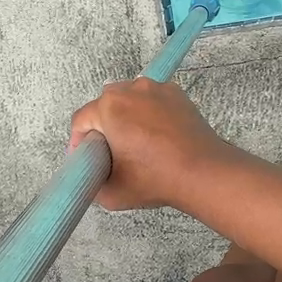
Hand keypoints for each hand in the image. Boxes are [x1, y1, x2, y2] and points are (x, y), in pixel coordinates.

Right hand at [69, 77, 231, 210]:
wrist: (202, 172)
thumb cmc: (157, 178)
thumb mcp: (112, 193)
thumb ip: (91, 183)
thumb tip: (92, 177)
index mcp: (110, 107)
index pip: (81, 119)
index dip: (79, 141)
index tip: (86, 158)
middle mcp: (132, 89)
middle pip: (105, 104)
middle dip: (103, 126)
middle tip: (110, 151)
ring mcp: (156, 88)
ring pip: (129, 98)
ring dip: (126, 116)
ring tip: (135, 143)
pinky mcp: (176, 93)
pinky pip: (152, 99)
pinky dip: (149, 112)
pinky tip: (156, 135)